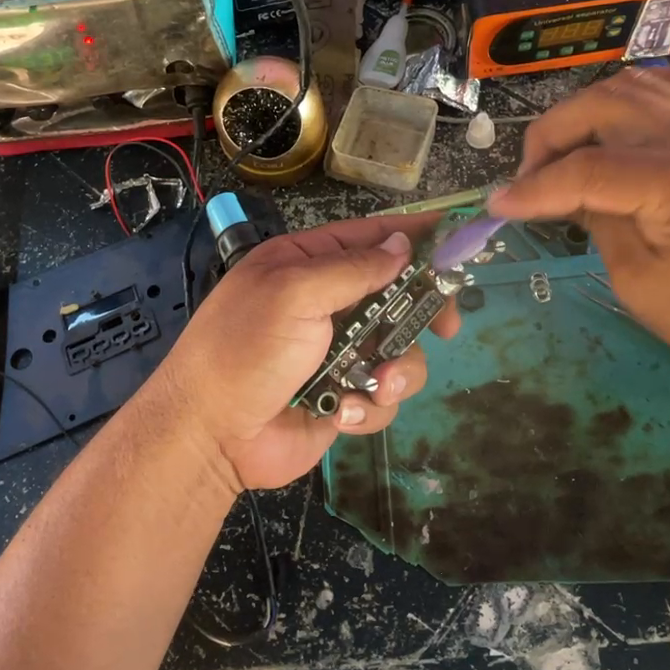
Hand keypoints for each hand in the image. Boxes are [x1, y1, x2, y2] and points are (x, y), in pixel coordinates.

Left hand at [151, 214, 459, 492]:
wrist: (211, 434)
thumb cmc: (246, 349)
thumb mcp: (295, 293)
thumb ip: (352, 268)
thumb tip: (403, 244)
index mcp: (307, 264)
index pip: (370, 237)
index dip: (415, 236)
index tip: (459, 240)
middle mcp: (326, 303)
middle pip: (397, 295)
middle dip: (421, 313)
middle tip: (446, 327)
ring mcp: (337, 351)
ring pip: (399, 350)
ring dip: (396, 369)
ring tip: (375, 385)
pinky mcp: (343, 396)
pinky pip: (383, 395)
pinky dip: (369, 406)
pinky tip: (341, 413)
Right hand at [487, 67, 669, 376]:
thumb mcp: (638, 280)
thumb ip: (593, 220)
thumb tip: (550, 191)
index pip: (589, 168)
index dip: (533, 187)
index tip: (497, 206)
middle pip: (604, 106)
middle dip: (551, 138)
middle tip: (529, 182)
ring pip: (631, 86)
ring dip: (583, 114)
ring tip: (564, 157)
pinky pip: (668, 86)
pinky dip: (627, 98)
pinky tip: (611, 127)